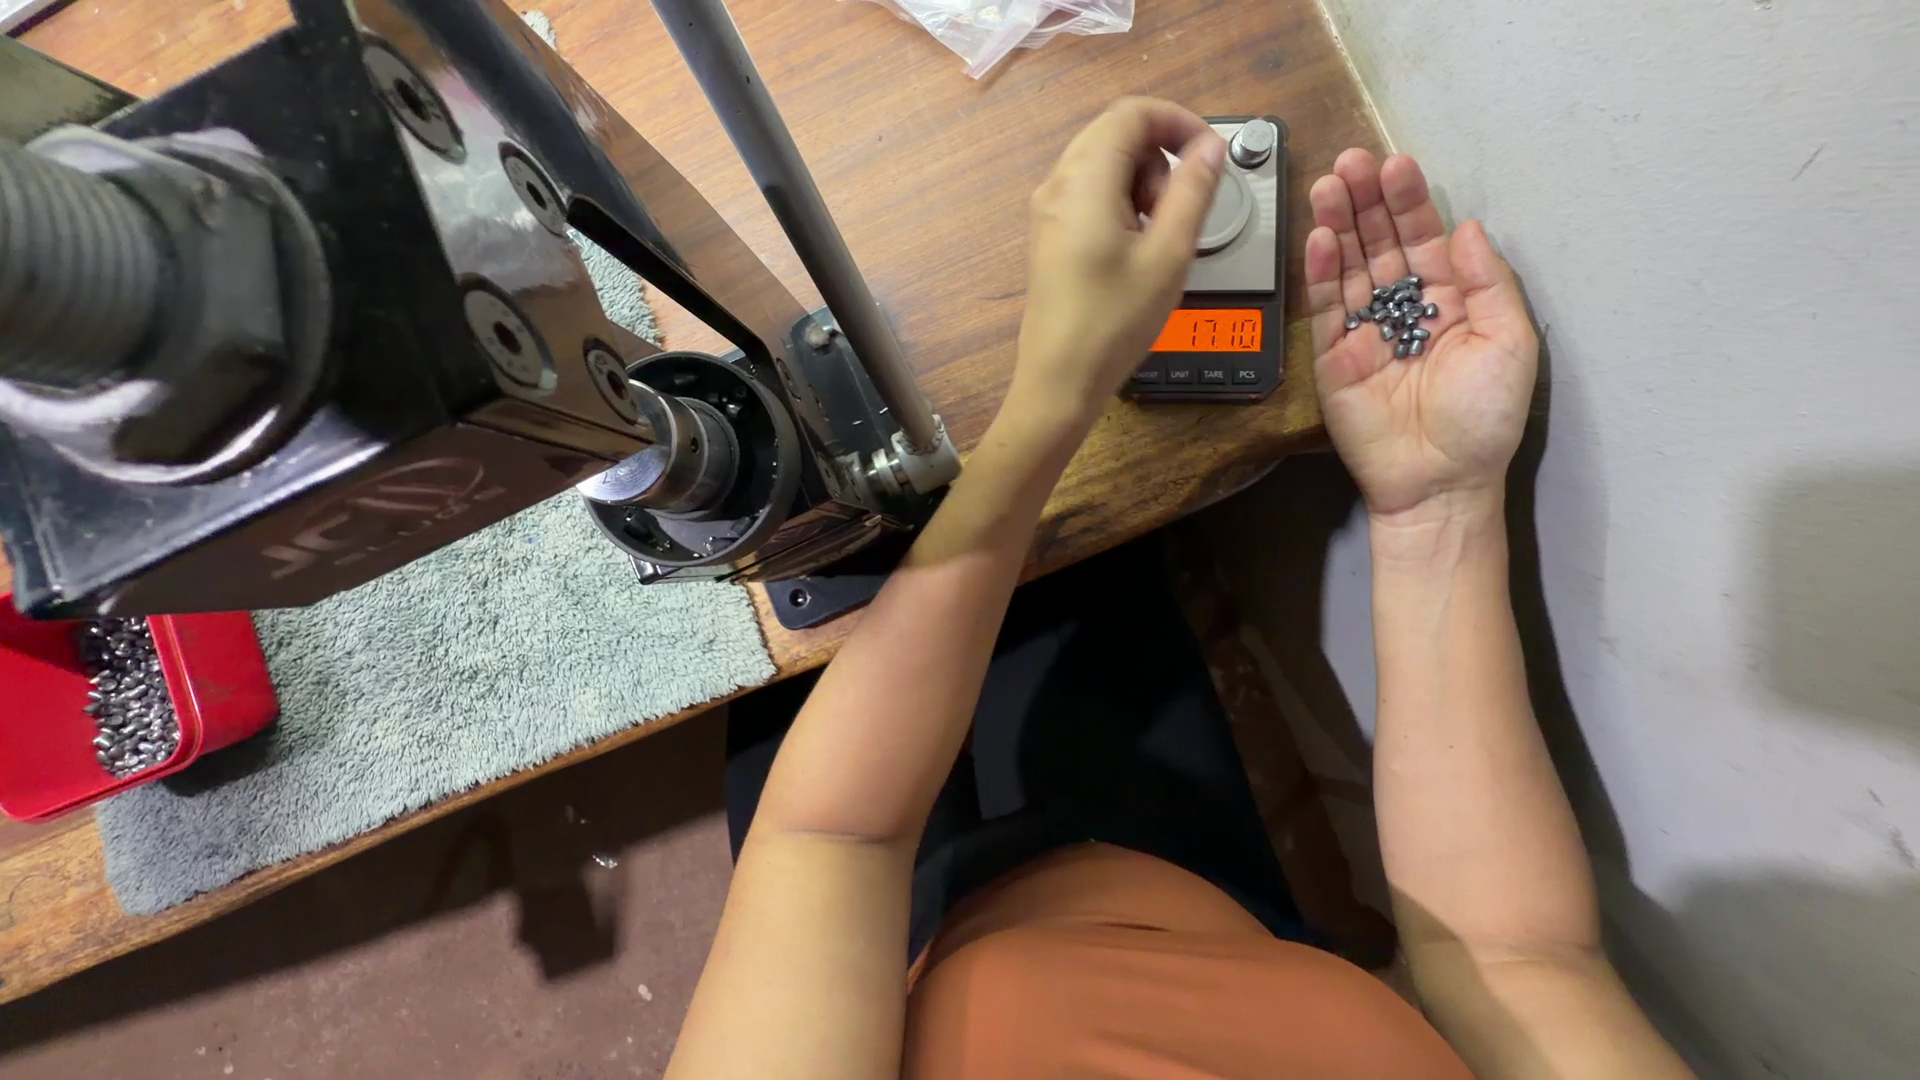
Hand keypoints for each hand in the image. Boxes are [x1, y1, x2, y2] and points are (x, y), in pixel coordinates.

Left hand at [1009, 97, 1227, 434]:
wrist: (1059, 380)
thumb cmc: (1113, 323)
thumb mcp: (1168, 255)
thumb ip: (1194, 191)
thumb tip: (1210, 148)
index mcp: (1082, 180)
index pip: (1132, 113)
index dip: (1178, 121)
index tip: (1208, 154)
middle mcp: (1055, 186)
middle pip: (1115, 134)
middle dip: (1159, 156)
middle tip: (1177, 209)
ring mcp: (1046, 212)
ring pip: (1102, 164)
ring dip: (1140, 182)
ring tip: (1155, 235)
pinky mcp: (1047, 237)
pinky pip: (1087, 196)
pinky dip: (1118, 204)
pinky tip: (1132, 249)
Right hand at [1306, 150, 1537, 525]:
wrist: (1438, 478)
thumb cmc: (1483, 417)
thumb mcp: (1509, 341)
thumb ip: (1486, 282)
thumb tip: (1465, 228)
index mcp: (1449, 302)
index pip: (1424, 240)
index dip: (1410, 203)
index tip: (1396, 165)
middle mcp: (1402, 310)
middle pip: (1380, 245)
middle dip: (1365, 204)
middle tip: (1350, 163)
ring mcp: (1363, 333)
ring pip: (1348, 269)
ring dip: (1337, 227)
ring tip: (1327, 186)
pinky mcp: (1332, 359)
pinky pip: (1326, 309)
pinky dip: (1322, 273)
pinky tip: (1320, 239)